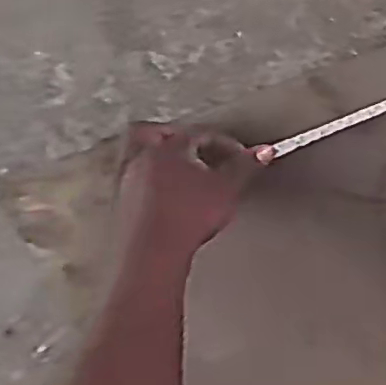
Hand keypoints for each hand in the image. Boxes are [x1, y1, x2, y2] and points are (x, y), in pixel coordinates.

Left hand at [115, 124, 271, 259]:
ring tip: (184, 167)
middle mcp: (142, 160)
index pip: (200, 134)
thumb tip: (263, 152)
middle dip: (175, 134)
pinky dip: (153, 178)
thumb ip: (247, 165)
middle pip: (152, 133)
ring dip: (163, 157)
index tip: (241, 155)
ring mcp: (127, 182)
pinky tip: (169, 191)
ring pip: (140, 155)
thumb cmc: (187, 216)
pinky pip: (135, 179)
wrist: (154, 252)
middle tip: (196, 143)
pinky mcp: (122, 203)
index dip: (225, 142)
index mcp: (168, 149)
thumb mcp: (229, 187)